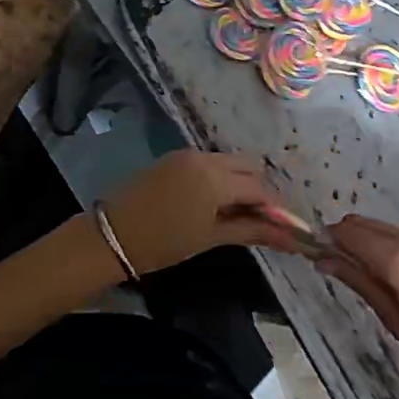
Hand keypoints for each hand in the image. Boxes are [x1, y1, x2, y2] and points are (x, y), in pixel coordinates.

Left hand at [101, 150, 299, 274]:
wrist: (108, 237)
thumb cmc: (161, 244)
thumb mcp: (209, 238)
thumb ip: (252, 231)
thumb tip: (291, 238)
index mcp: (216, 178)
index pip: (260, 187)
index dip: (274, 208)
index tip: (282, 227)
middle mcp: (206, 157)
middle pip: (248, 166)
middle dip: (257, 190)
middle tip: (255, 220)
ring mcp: (188, 154)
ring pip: (229, 161)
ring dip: (238, 182)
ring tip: (232, 213)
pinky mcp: (175, 157)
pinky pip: (209, 161)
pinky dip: (219, 177)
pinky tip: (211, 202)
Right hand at [318, 215, 398, 398]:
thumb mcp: (396, 320)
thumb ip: (360, 283)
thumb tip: (324, 258)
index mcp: (397, 256)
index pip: (348, 232)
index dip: (326, 241)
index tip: (312, 258)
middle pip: (362, 224)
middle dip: (342, 239)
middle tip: (332, 272)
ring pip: (379, 228)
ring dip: (361, 242)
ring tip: (358, 281)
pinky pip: (397, 236)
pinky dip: (381, 246)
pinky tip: (385, 278)